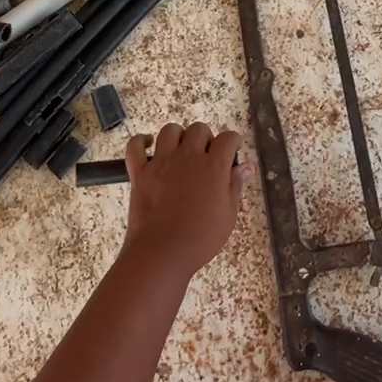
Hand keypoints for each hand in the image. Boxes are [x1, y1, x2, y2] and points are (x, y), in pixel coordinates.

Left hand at [120, 122, 249, 282]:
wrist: (163, 253)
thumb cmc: (201, 238)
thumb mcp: (228, 215)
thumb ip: (235, 185)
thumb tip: (246, 166)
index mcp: (213, 166)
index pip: (228, 138)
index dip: (232, 142)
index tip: (231, 151)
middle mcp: (188, 156)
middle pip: (199, 129)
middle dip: (205, 139)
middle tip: (205, 157)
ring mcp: (161, 161)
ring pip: (170, 130)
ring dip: (177, 137)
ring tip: (180, 151)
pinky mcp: (140, 171)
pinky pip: (135, 146)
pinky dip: (140, 142)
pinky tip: (147, 145)